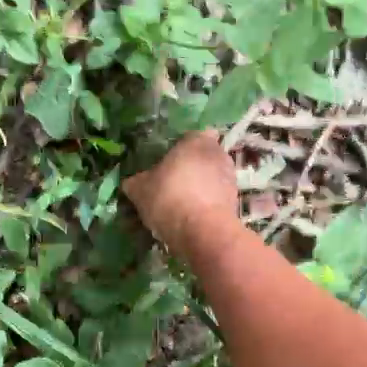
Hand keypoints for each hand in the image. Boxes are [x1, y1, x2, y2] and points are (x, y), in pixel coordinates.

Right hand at [123, 131, 239, 252]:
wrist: (201, 230)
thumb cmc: (168, 197)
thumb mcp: (139, 189)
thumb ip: (136, 182)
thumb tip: (132, 182)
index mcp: (196, 141)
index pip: (192, 136)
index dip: (181, 148)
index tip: (168, 162)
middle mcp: (218, 153)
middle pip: (202, 157)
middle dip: (190, 168)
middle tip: (171, 184)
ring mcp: (230, 177)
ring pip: (211, 178)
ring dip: (199, 187)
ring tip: (180, 205)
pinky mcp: (234, 200)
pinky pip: (216, 197)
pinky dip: (206, 204)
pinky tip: (190, 218)